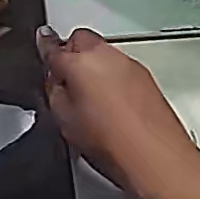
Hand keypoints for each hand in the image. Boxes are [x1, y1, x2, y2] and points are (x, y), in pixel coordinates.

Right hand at [37, 26, 199, 198]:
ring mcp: (128, 64)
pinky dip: (113, 77)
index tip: (43, 42)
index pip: (53, 46)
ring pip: (103, 52)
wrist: (156, 158)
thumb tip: (56, 81)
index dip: (44, 45)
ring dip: (94, 66)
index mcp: (78, 62)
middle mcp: (105, 55)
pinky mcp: (146, 77)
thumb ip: (54, 91)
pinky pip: (121, 67)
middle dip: (71, 53)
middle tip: (67, 79)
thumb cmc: (114, 142)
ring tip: (91, 99)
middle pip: (80, 39)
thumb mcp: (63, 119)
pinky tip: (112, 105)